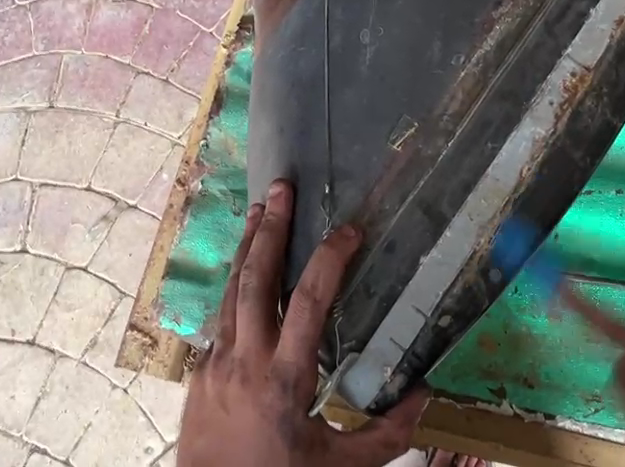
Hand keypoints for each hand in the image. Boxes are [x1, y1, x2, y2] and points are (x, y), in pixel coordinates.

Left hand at [179, 179, 429, 466]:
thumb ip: (385, 436)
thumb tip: (425, 396)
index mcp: (284, 379)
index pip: (309, 303)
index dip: (330, 260)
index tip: (350, 230)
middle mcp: (245, 360)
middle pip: (257, 280)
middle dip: (271, 229)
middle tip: (283, 187)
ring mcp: (215, 362)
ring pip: (231, 290)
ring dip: (248, 246)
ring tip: (260, 208)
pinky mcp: (199, 371)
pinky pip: (219, 316)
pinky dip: (234, 284)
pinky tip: (244, 269)